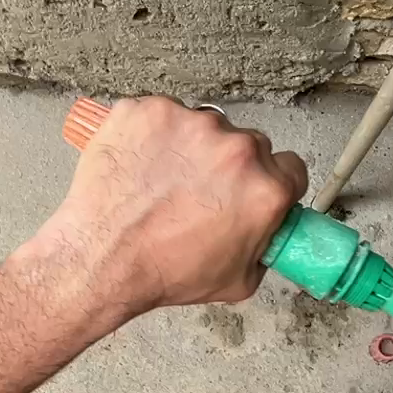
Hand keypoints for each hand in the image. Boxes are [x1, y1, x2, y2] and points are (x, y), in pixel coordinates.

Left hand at [37, 97, 306, 311]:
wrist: (102, 260)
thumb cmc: (164, 274)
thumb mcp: (238, 282)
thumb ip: (263, 247)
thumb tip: (267, 231)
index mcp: (265, 189)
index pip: (290, 168)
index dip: (272, 181)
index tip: (252, 190)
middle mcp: (235, 149)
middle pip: (247, 144)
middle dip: (228, 166)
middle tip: (197, 193)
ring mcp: (191, 123)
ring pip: (202, 127)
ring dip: (188, 148)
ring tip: (160, 183)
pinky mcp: (150, 110)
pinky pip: (160, 116)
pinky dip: (150, 136)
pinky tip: (139, 167)